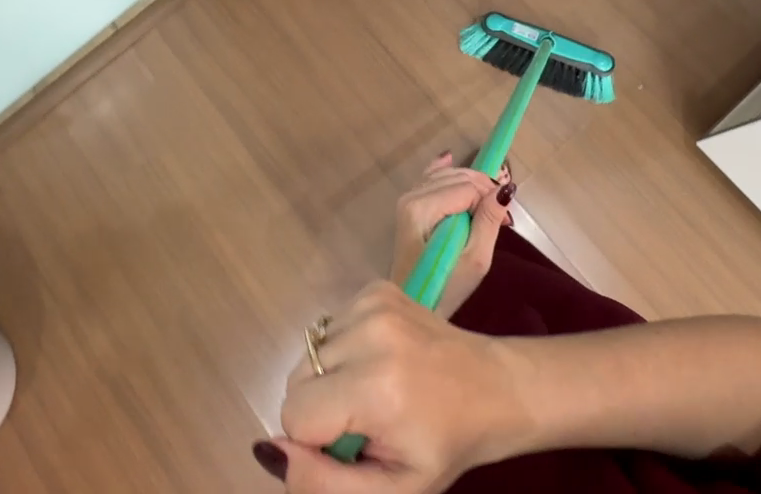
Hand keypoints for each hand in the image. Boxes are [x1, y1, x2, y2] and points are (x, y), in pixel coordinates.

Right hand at [264, 282, 532, 492]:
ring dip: (332, 376)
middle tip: (369, 419)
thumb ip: (322, 482)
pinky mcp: (377, 287)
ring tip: (377, 388)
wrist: (493, 388)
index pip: (294, 413)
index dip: (315, 440)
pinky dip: (344, 348)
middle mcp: (371, 333)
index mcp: (376, 387)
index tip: (354, 443)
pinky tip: (380, 360)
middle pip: (298, 379)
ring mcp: (374, 302)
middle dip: (321, 407)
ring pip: (311, 352)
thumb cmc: (443, 446)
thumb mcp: (391, 491)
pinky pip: (330, 326)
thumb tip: (268, 449)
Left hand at [389, 152, 511, 318]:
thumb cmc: (445, 288)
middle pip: (457, 177)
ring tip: (488, 208)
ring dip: (470, 185)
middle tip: (502, 217)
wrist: (414, 304)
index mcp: (423, 208)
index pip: (467, 187)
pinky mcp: (408, 207)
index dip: (490, 198)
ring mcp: (407, 200)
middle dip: (483, 190)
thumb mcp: (475, 261)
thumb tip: (505, 188)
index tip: (507, 223)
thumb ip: (488, 222)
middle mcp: (411, 197)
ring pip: (446, 176)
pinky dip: (444, 171)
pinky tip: (450, 158)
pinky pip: (429, 179)